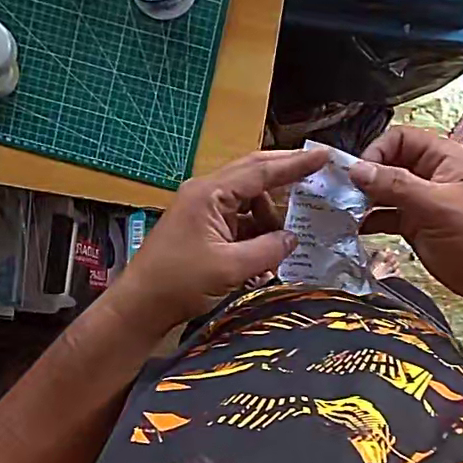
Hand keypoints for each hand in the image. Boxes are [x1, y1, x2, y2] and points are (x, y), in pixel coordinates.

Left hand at [110, 147, 329, 331]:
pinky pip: (237, 223)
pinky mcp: (201, 230)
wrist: (139, 306)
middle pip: (253, 177)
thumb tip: (293, 238)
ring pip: (247, 203)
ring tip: (288, 240)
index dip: (294, 164)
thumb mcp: (231, 268)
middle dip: (285, 180)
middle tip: (317, 180)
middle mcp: (205, 194)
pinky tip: (268, 253)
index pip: (260, 171)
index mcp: (209, 193)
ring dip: (269, 218)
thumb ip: (268, 250)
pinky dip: (255, 234)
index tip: (323, 156)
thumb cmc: (179, 283)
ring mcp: (202, 212)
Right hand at [350, 126, 462, 302]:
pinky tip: (355, 228)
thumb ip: (396, 186)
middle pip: (388, 163)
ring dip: (364, 200)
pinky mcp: (415, 225)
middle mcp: (430, 175)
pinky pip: (386, 215)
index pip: (400, 138)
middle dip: (365, 177)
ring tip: (344, 212)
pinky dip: (370, 220)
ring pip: (384, 190)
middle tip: (344, 195)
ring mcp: (422, 201)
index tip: (358, 174)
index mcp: (443, 158)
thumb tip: (358, 170)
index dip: (376, 151)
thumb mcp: (437, 206)